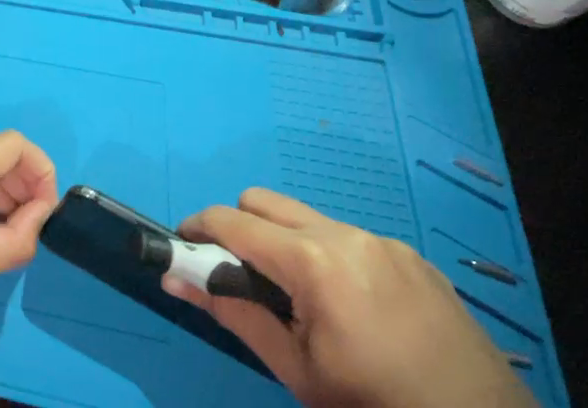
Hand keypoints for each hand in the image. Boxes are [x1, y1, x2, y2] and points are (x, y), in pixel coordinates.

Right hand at [165, 188, 537, 407]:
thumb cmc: (376, 404)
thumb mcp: (297, 369)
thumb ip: (233, 314)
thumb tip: (173, 280)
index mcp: (312, 261)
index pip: (230, 221)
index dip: (196, 232)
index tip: (185, 255)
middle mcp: (345, 235)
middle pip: (262, 201)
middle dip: (238, 229)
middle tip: (242, 280)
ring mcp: (384, 243)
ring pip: (306, 219)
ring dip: (284, 243)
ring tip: (303, 302)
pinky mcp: (414, 258)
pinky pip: (349, 239)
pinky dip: (328, 257)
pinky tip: (353, 309)